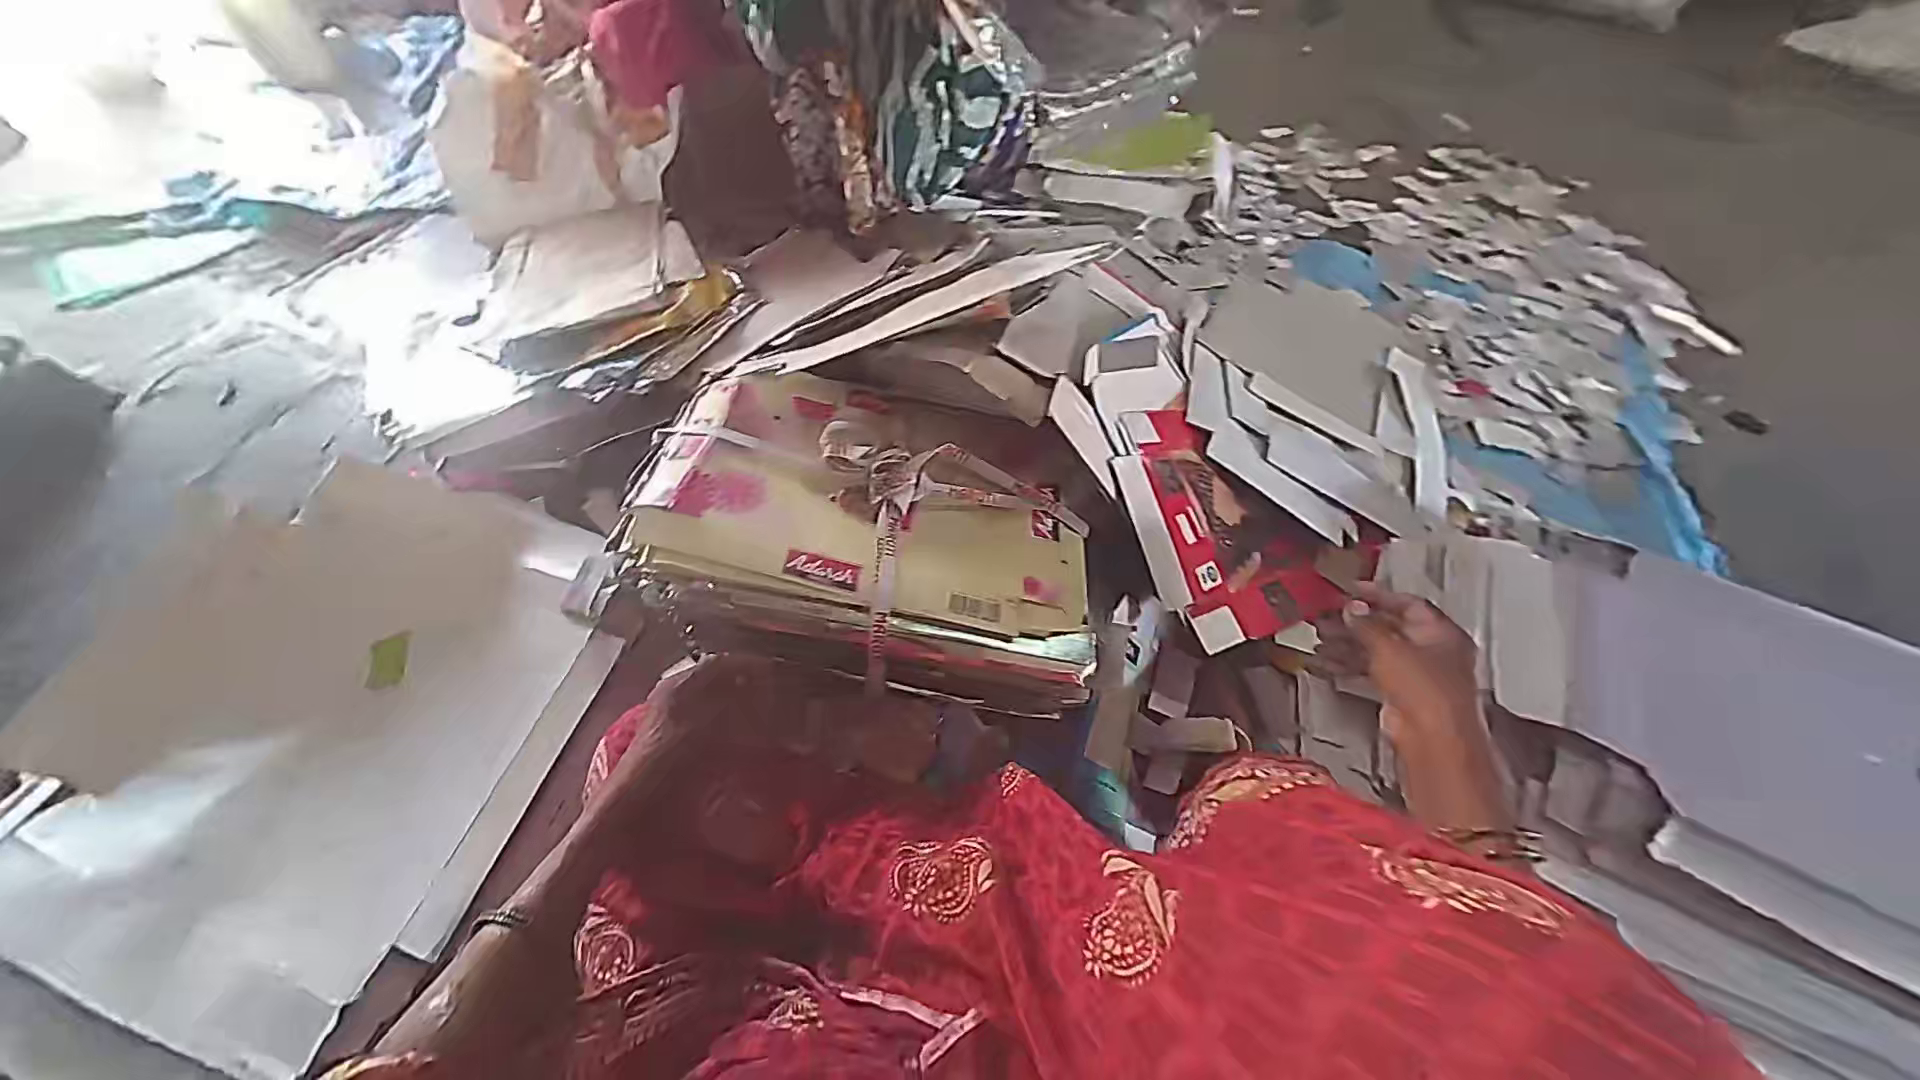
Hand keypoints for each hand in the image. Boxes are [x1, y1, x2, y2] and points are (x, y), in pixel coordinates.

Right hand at [1340, 583, 1481, 740]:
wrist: (1430, 736)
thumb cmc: (1429, 692)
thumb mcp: (1389, 647)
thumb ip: (1366, 624)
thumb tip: (1354, 610)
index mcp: (1442, 633)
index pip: (1408, 603)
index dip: (1378, 594)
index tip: (1353, 590)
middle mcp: (1433, 652)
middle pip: (1389, 626)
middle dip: (1356, 621)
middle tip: (1330, 614)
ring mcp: (1417, 673)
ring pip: (1377, 649)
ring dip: (1348, 642)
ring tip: (1322, 635)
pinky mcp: (1401, 693)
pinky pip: (1371, 670)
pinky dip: (1350, 663)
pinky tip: (1329, 660)